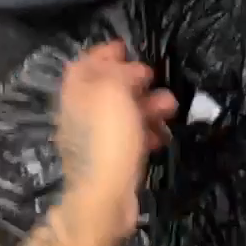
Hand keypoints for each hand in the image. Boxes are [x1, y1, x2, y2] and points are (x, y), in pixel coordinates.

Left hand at [56, 41, 176, 239]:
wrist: (105, 198)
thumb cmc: (108, 140)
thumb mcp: (112, 92)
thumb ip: (116, 72)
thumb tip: (126, 69)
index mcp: (75, 96)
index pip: (83, 65)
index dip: (104, 54)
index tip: (128, 48)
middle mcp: (80, 116)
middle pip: (107, 89)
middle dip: (135, 81)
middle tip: (155, 79)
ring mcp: (94, 140)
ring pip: (123, 114)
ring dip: (148, 106)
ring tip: (170, 108)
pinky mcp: (110, 160)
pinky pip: (130, 138)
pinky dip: (147, 132)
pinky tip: (160, 137)